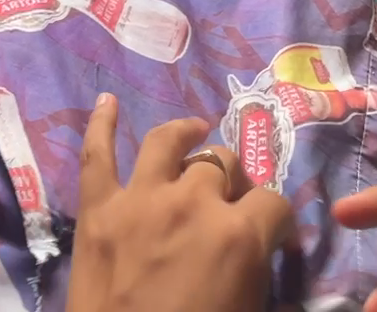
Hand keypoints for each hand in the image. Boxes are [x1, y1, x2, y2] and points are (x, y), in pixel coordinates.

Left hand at [66, 94, 295, 311]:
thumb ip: (259, 276)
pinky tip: (106, 100)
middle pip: (222, 164)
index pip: (274, 203)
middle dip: (234, 180)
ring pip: (167, 143)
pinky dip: (100, 124)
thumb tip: (263, 256)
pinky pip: (97, 154)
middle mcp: (192, 201)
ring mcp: (140, 197)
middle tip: (231, 200)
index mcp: (237, 235)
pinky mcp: (98, 208)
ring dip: (185, 134)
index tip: (278, 236)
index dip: (280, 220)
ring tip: (194, 130)